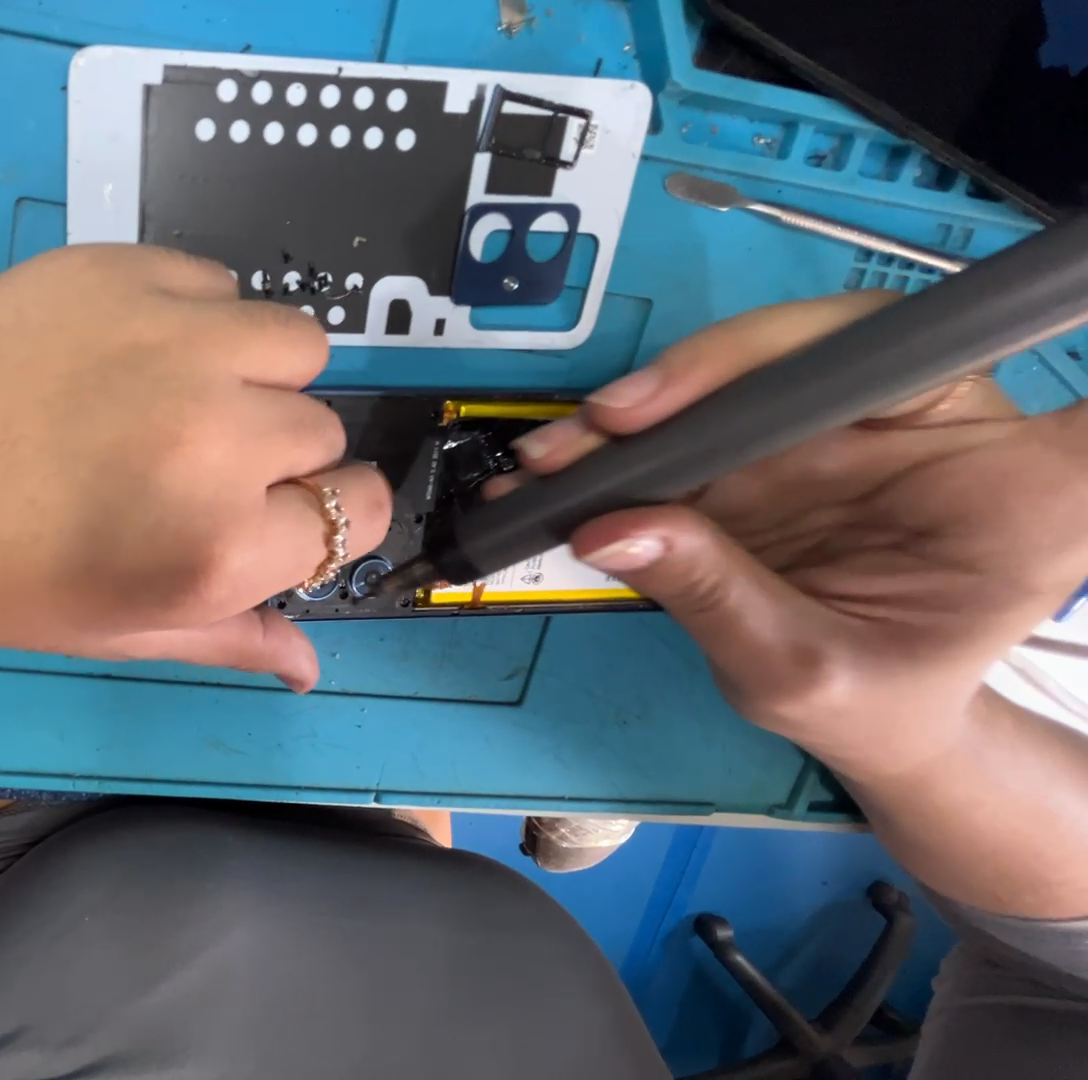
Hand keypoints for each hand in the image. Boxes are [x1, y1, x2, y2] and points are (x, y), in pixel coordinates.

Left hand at [0, 244, 390, 690]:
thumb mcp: (122, 630)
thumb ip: (230, 640)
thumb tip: (309, 664)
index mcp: (219, 546)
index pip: (356, 511)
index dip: (320, 514)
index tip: (279, 509)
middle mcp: (214, 436)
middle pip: (320, 426)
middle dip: (272, 451)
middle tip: (188, 461)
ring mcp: (169, 339)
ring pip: (291, 340)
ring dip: (250, 372)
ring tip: (171, 394)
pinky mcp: (119, 271)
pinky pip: (215, 282)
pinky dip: (191, 316)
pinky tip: (122, 350)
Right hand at [502, 291, 1087, 776]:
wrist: (850, 720)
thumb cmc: (868, 704)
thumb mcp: (797, 670)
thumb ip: (715, 595)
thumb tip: (606, 529)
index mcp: (995, 474)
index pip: (900, 362)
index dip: (787, 355)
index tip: (670, 405)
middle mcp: (905, 435)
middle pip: (788, 361)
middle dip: (679, 387)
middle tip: (595, 429)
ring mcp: (815, 443)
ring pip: (711, 394)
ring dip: (619, 423)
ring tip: (546, 462)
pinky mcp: (745, 461)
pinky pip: (668, 437)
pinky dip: (602, 454)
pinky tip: (549, 477)